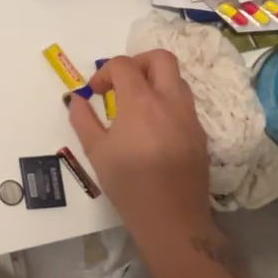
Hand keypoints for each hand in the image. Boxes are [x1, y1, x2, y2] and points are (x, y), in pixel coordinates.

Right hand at [66, 50, 213, 245]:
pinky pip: (184, 104)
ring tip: (135, 105)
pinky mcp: (200, 134)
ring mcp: (189, 117)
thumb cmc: (128, 183)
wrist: (171, 218)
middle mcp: (170, 102)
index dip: (104, 72)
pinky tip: (151, 128)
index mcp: (140, 103)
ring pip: (176, 80)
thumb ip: (83, 118)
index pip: (123, 65)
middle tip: (121, 83)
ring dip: (154, 82)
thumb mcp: (95, 150)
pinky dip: (166, 103)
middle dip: (137, 62)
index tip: (95, 92)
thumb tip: (77, 100)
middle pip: (161, 59)